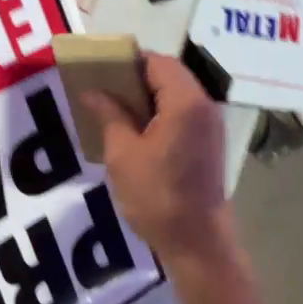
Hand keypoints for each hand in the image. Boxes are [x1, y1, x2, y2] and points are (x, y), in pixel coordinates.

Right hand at [83, 52, 231, 264]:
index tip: (100, 67)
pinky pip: (182, 112)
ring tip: (113, 105)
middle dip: (135, 75)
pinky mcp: (208, 143)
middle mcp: (204, 106)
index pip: (157, 62)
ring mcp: (209, 125)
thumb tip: (92, 91)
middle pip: (169, 74)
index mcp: (185, 103)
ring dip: (147, 94)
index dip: (128, 61)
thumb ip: (110, 115)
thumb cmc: (157, 196)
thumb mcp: (122, 154)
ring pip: (176, 93)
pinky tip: (134, 127)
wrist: (197, 243)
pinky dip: (159, 110)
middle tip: (102, 85)